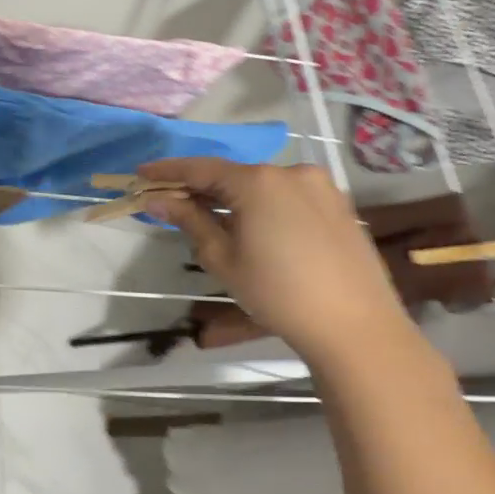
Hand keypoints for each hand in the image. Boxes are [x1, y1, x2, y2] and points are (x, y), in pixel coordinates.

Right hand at [137, 159, 412, 355]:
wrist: (355, 326)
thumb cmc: (277, 292)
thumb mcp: (220, 257)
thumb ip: (188, 220)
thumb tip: (155, 199)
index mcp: (258, 181)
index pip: (200, 168)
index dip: (166, 171)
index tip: (139, 174)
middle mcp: (291, 173)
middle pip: (231, 174)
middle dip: (199, 187)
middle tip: (168, 201)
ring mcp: (320, 187)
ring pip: (260, 185)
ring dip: (230, 197)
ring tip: (206, 217)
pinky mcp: (338, 205)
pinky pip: (286, 196)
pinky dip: (260, 204)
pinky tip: (247, 225)